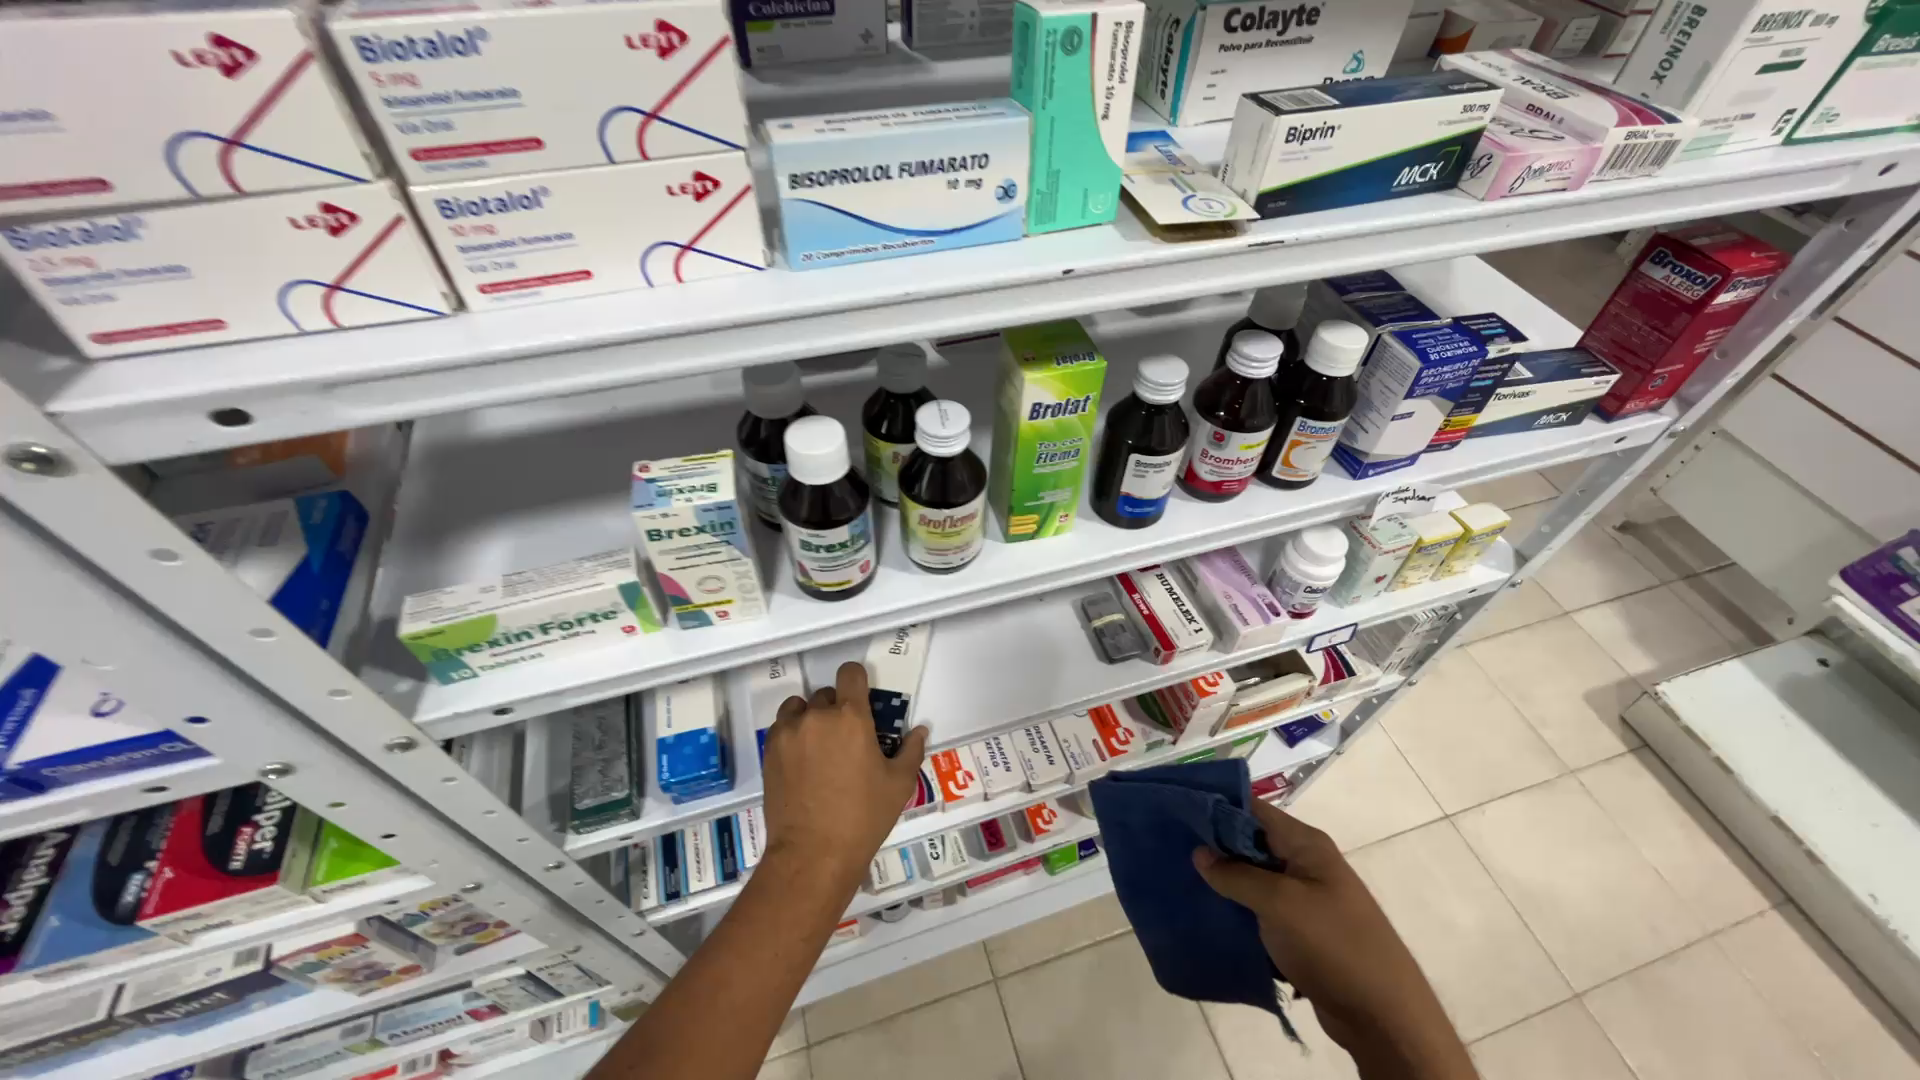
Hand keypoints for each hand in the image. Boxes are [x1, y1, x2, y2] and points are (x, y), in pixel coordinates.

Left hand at [760, 661, 929, 886]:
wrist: (813, 853)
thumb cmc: (863, 817)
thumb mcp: (899, 785)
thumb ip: (910, 751)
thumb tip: (919, 731)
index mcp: (851, 717)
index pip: (850, 674)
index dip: (857, 680)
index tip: (861, 697)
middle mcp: (817, 716)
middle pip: (826, 694)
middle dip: (837, 709)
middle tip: (847, 739)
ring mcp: (788, 733)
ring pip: (799, 708)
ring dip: (810, 718)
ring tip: (820, 747)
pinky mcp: (769, 752)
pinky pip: (782, 728)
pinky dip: (792, 735)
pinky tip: (802, 762)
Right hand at [1194, 800, 1473, 1078]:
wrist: (1384, 1016)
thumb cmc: (1334, 946)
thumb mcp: (1279, 904)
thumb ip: (1236, 875)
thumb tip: (1199, 851)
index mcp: (1306, 844)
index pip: (1253, 808)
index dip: (1215, 805)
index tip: (1175, 810)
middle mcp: (1306, 863)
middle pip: (1250, 841)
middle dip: (1212, 844)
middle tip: (1168, 846)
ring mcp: (1305, 898)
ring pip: (1253, 877)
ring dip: (1222, 880)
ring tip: (1178, 878)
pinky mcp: (1301, 930)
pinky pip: (1259, 909)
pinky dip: (1235, 909)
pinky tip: (1206, 913)